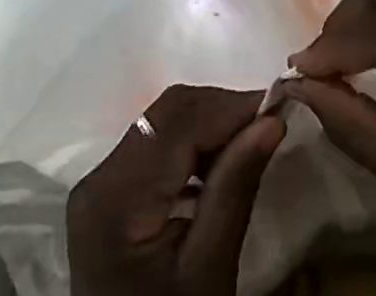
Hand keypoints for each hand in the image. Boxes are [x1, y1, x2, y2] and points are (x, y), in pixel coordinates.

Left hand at [67, 85, 286, 295]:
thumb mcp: (209, 269)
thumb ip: (234, 189)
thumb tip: (269, 122)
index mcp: (116, 196)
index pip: (176, 122)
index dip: (228, 106)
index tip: (277, 108)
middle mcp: (98, 175)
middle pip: (163, 115)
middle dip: (219, 110)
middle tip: (269, 123)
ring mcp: (98, 182)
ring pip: (158, 124)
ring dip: (207, 124)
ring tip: (251, 141)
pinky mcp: (107, 192)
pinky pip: (152, 147)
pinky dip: (189, 144)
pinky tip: (220, 162)